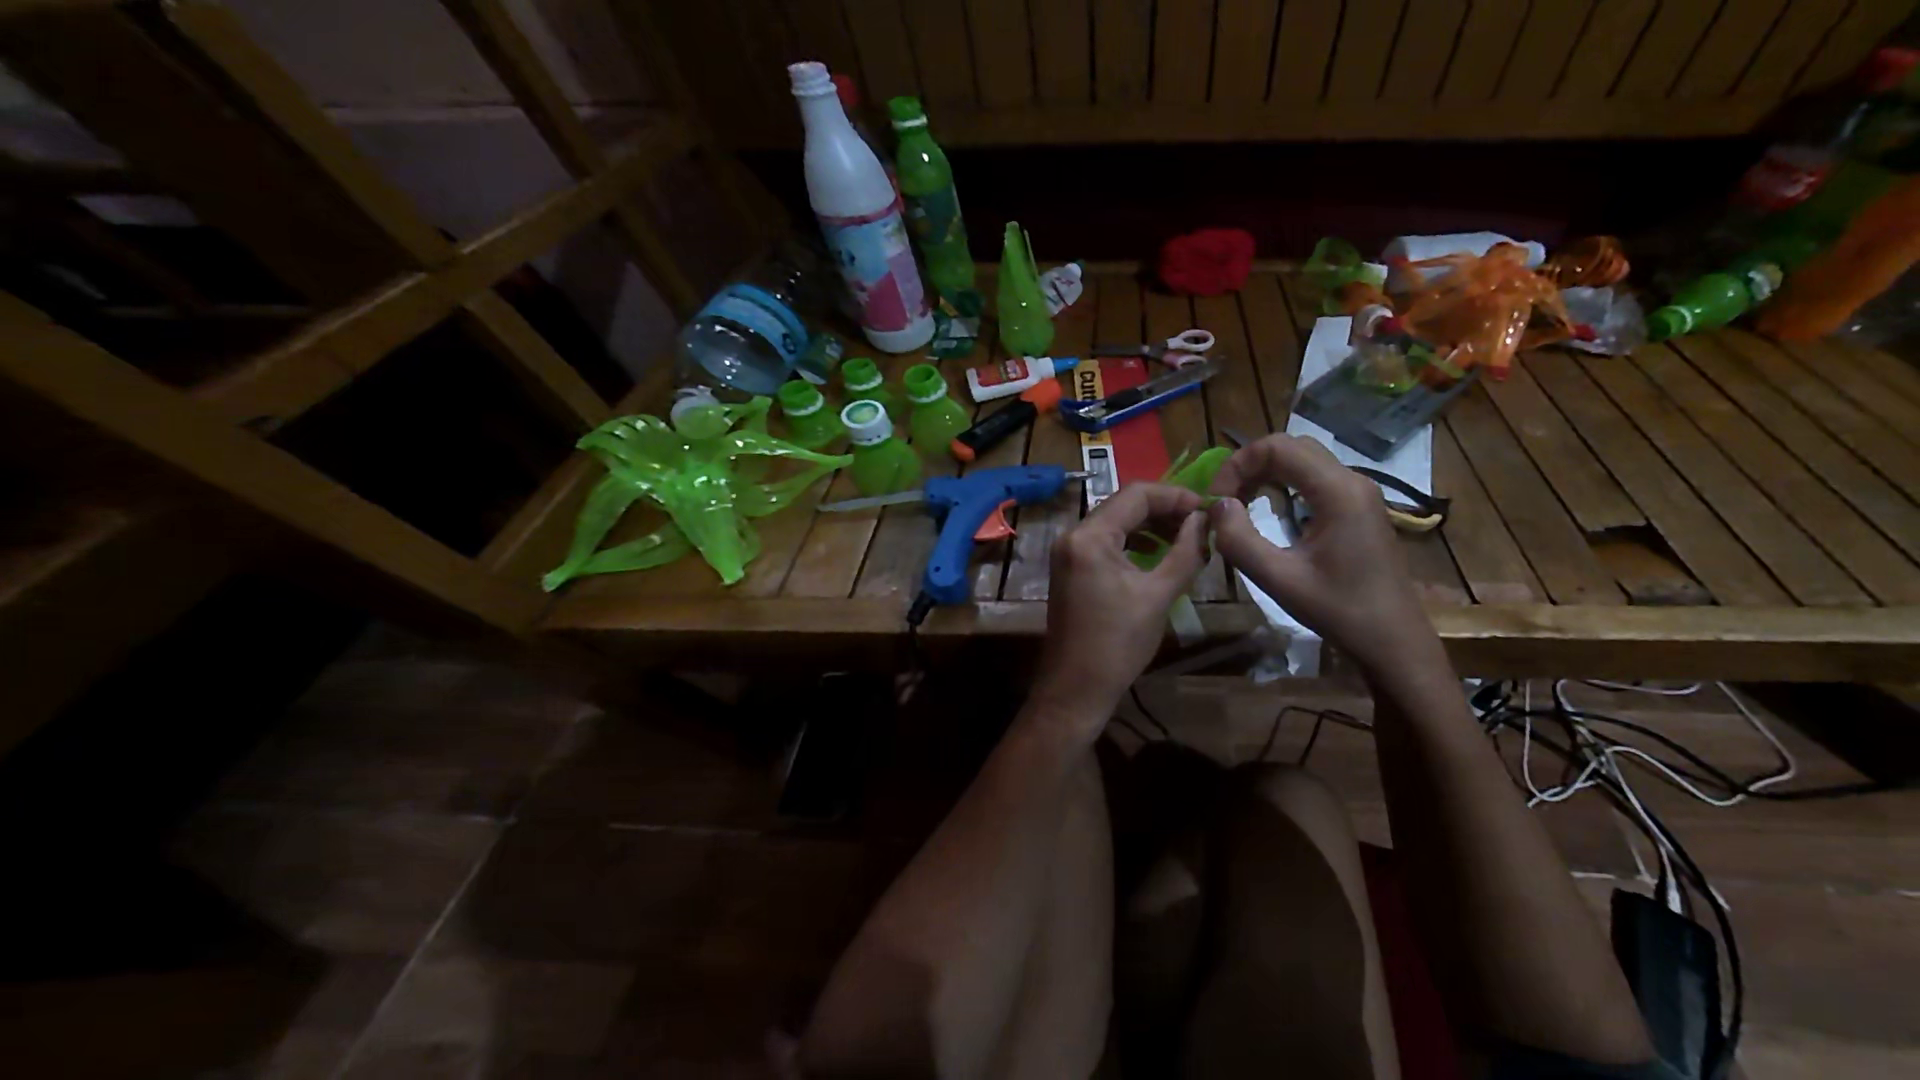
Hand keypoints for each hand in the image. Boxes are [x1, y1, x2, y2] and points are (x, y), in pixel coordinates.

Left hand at [1033, 483, 1208, 723]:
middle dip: (1164, 510)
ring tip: (1186, 537)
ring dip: (1149, 525)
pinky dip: (1132, 542)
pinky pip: (1104, 542)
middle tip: (1201, 522)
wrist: (1075, 687)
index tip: (1208, 508)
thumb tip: (1203, 520)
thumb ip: (1184, 551)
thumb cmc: (1118, 643)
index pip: (1136, 495)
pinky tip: (1158, 553)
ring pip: (1114, 523)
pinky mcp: (1069, 568)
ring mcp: (1067, 553)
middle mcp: (1072, 536)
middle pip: (1123, 505)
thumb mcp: (1159, 595)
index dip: (1175, 496)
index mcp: (1089, 537)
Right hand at [1208, 434, 1430, 672]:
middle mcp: (1351, 481)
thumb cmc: (1339, 611)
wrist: (1392, 640)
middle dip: (1248, 466)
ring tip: (1237, 505)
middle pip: (1289, 447)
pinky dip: (1280, 485)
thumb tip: (1218, 507)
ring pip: (1301, 460)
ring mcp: (1357, 493)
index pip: (1277, 447)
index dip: (1237, 465)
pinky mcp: (1356, 507)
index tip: (1217, 501)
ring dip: (1263, 474)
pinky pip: (1311, 478)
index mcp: (1338, 492)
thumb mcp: (1279, 580)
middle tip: (1223, 501)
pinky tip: (1265, 511)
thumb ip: (1241, 541)